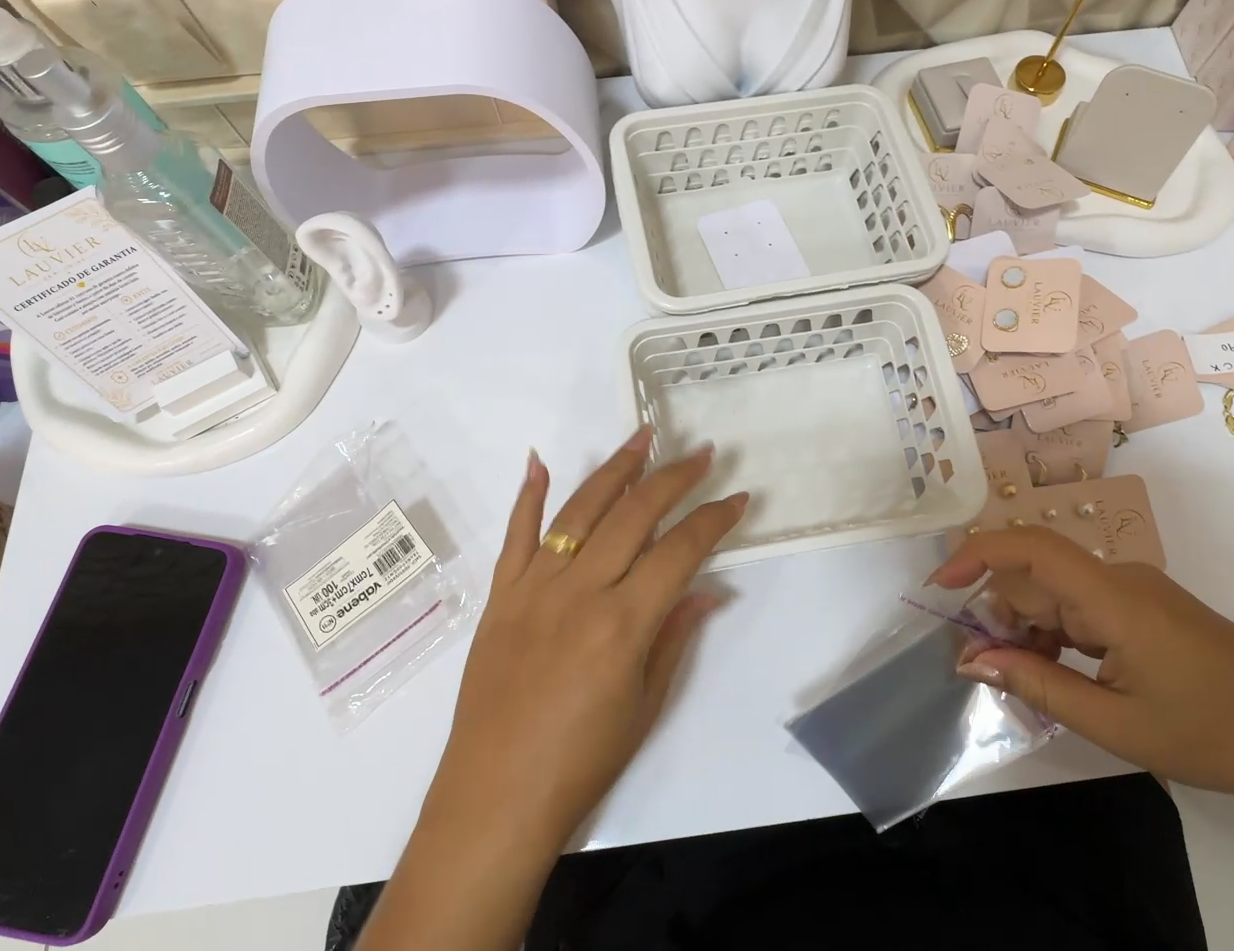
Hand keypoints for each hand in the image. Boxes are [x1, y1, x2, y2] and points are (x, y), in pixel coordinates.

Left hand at [432, 426, 747, 848]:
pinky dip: (527, 496)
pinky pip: (514, 536)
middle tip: (701, 453)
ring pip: (579, 512)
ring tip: (642, 437)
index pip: (680, 551)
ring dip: (614, 470)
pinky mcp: (500, 597)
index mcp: (623, 624)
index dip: (713, 519)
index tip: (738, 497)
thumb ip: (674, 637)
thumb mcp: (645, 706)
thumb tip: (707, 591)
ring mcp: (533, 589)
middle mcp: (579, 592)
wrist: (495, 796)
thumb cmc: (582, 762)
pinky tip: (539, 461)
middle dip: (673, 478)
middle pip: (634, 515)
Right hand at [927, 527, 1233, 812]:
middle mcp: (1120, 581)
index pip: (1031, 548)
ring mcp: (1136, 595)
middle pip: (1036, 578)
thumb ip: (1037, 686)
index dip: (976, 554)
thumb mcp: (1115, 723)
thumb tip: (970, 659)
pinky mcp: (1147, 612)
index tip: (938, 588)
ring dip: (1027, 634)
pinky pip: (1083, 613)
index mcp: (1114, 598)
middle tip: (984, 673)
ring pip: (1056, 598)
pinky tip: (1058, 680)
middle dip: (998, 618)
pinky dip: (1056, 640)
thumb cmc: (1217, 735)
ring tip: (1026, 687)